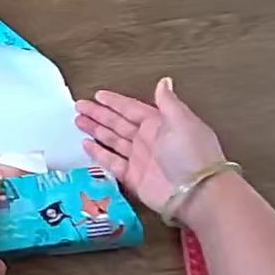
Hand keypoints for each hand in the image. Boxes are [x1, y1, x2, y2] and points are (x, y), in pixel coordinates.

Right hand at [75, 77, 226, 216]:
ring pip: (112, 140)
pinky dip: (99, 153)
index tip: (98, 95)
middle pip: (118, 123)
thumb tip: (164, 81)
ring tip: (78, 121)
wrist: (197, 193)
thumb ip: (168, 102)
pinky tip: (86, 145)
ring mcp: (140, 159)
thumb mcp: (181, 121)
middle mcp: (148, 139)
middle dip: (99, 114)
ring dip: (96, 130)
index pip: (131, 109)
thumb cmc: (191, 154)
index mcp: (160, 123)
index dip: (114, 102)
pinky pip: (112, 162)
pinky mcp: (133, 178)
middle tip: (79, 106)